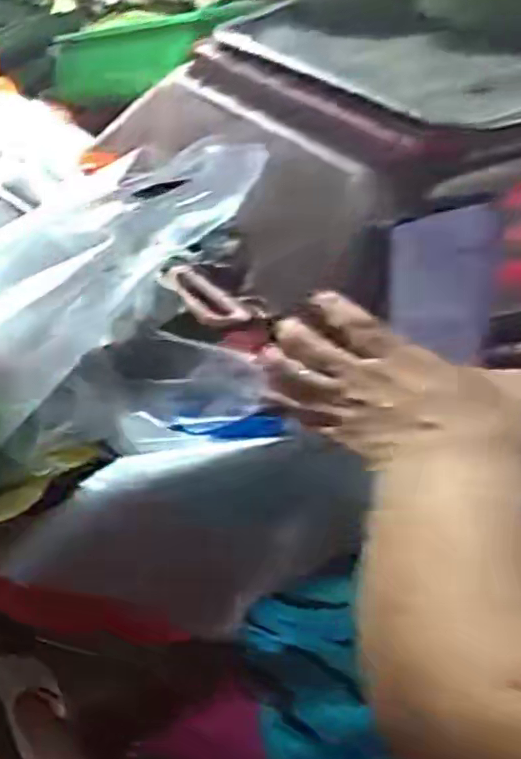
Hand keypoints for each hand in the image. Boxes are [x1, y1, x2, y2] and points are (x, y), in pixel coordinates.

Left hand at [262, 291, 520, 465]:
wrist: (450, 461)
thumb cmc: (489, 419)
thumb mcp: (508, 384)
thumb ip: (497, 370)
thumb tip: (507, 364)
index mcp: (404, 361)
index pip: (364, 328)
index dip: (339, 311)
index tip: (319, 297)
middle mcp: (361, 378)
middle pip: (316, 352)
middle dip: (295, 336)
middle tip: (281, 325)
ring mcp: (340, 404)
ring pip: (296, 380)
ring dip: (276, 367)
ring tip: (262, 355)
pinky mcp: (331, 428)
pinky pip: (297, 413)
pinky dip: (278, 404)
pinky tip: (264, 396)